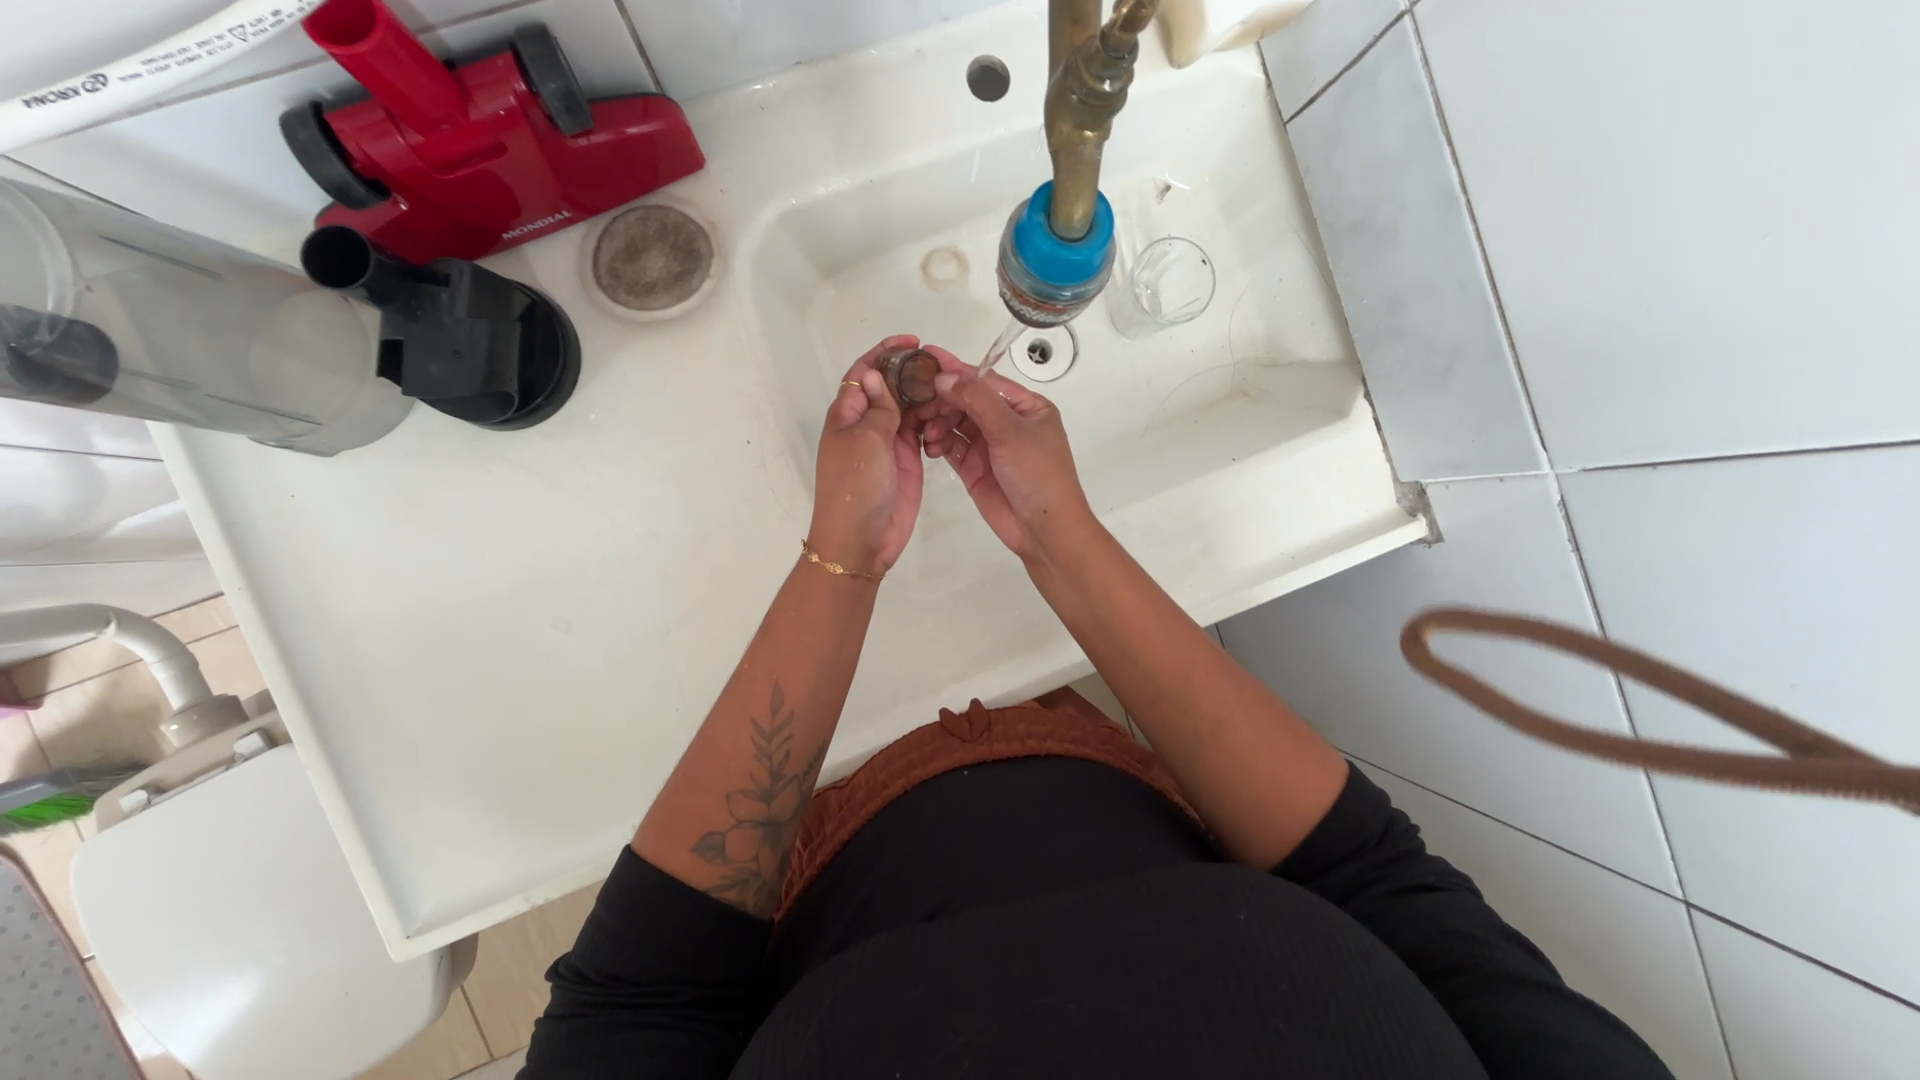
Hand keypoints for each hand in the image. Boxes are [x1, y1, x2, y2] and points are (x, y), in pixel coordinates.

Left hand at [808, 336, 935, 575]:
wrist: (861, 540)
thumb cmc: (855, 487)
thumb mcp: (865, 440)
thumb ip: (878, 406)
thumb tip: (874, 373)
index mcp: (847, 413)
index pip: (864, 372)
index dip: (885, 352)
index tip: (914, 341)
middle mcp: (867, 423)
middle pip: (891, 387)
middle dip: (915, 374)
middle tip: (945, 368)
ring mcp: (887, 442)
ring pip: (910, 408)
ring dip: (929, 399)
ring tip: (952, 392)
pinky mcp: (906, 460)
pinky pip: (922, 432)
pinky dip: (935, 423)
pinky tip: (950, 417)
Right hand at [920, 354, 1092, 559]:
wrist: (1044, 528)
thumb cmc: (1038, 473)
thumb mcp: (1011, 430)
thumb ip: (976, 400)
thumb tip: (944, 377)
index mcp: (1026, 406)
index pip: (985, 381)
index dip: (956, 371)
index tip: (926, 358)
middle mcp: (1007, 422)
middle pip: (966, 400)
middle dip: (943, 399)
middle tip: (918, 401)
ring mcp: (989, 445)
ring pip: (955, 423)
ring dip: (938, 422)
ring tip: (926, 430)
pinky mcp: (974, 468)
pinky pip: (951, 446)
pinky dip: (937, 443)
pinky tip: (929, 445)